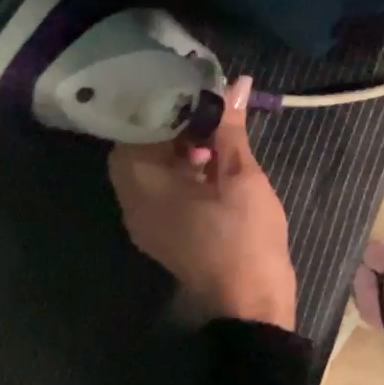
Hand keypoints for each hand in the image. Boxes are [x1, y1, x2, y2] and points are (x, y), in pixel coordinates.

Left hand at [108, 76, 297, 329]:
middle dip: (167, 124)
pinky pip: (160, 189)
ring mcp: (147, 223)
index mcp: (146, 188)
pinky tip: (212, 157)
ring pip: (149, 170)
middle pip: (136, 150)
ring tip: (212, 125)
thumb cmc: (245, 234)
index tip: (183, 83)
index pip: (131, 133)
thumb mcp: (241, 175)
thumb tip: (234, 84)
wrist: (252, 301)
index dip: (156, 106)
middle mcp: (135, 205)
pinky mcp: (164, 232)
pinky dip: (179, 168)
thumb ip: (230, 128)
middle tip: (201, 103)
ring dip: (174, 145)